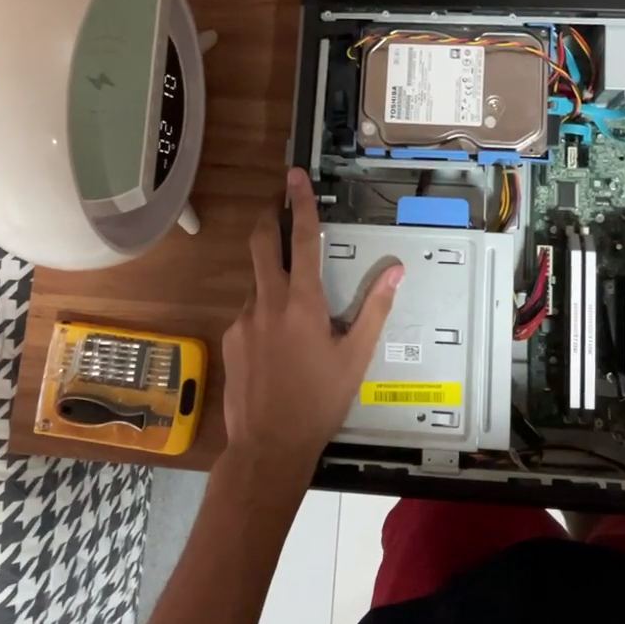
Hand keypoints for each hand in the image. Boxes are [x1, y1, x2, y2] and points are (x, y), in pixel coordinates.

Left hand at [221, 168, 402, 471]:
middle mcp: (267, 302)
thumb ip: (375, 309)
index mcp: (303, 303)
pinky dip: (263, 311)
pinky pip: (248, 311)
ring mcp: (242, 319)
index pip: (303, 240)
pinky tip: (277, 343)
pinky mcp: (228, 338)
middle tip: (277, 205)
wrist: (268, 447)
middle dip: (268, 217)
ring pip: (256, 281)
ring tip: (294, 309)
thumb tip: (395, 271)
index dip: (300, 204)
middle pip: (261, 243)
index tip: (295, 176)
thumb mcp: (356, 357)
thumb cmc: (320, 402)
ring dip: (272, 276)